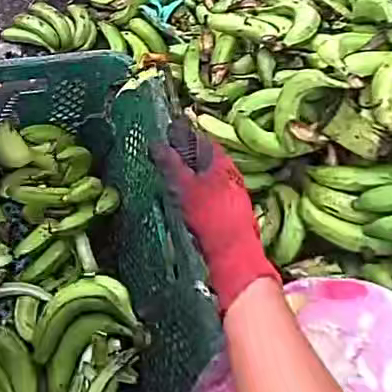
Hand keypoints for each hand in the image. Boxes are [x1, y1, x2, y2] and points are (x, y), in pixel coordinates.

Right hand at [152, 131, 278, 313]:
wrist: (234, 264)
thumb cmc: (212, 221)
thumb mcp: (187, 189)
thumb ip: (172, 165)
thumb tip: (156, 143)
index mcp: (222, 164)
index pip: (201, 138)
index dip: (182, 132)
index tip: (162, 128)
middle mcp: (228, 177)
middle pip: (202, 157)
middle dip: (182, 152)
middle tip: (158, 148)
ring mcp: (227, 197)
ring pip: (202, 177)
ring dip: (185, 173)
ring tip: (162, 171)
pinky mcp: (223, 215)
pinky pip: (203, 194)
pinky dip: (189, 190)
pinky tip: (176, 197)